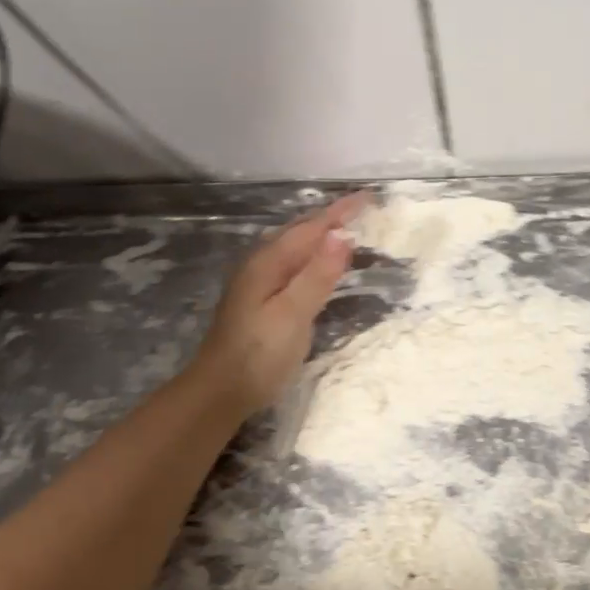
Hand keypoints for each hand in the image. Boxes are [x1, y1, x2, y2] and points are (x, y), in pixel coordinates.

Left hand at [190, 193, 366, 414]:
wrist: (220, 391)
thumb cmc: (258, 355)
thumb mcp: (293, 315)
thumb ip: (317, 275)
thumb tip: (341, 234)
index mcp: (268, 263)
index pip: (310, 228)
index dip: (340, 213)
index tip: (369, 198)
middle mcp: (260, 266)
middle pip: (299, 233)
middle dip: (329, 219)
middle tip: (362, 210)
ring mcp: (257, 284)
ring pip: (293, 249)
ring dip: (319, 237)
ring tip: (345, 230)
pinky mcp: (259, 303)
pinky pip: (290, 267)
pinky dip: (310, 259)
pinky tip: (317, 268)